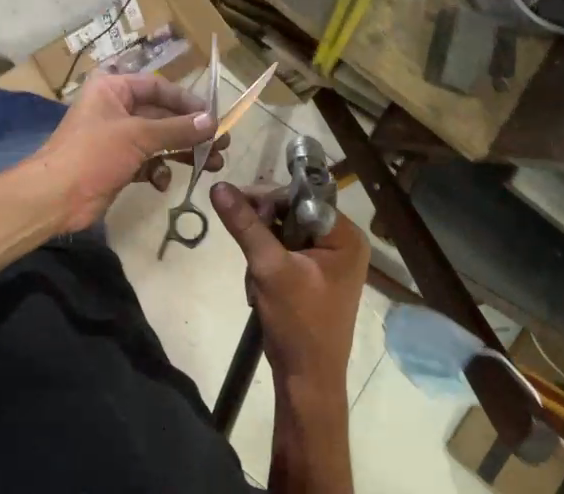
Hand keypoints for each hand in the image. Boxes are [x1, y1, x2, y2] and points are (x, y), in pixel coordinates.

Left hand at [28, 73, 219, 232]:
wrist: (56, 196)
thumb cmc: (93, 153)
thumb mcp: (138, 136)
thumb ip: (177, 129)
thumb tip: (212, 121)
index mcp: (112, 89)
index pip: (156, 87)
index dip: (185, 101)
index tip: (213, 116)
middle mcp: (114, 108)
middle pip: (161, 115)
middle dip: (190, 131)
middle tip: (222, 145)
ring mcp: (116, 138)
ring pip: (158, 140)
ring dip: (183, 152)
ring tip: (212, 165)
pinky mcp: (117, 164)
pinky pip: (148, 162)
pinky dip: (159, 171)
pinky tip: (163, 182)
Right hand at [211, 182, 368, 386]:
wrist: (307, 377)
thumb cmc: (298, 322)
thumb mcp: (269, 268)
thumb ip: (245, 224)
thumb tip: (218, 186)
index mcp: (345, 236)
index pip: (300, 196)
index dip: (268, 199)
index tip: (238, 210)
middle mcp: (342, 241)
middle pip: (290, 210)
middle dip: (263, 226)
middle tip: (246, 247)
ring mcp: (328, 258)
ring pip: (282, 228)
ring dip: (261, 244)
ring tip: (255, 272)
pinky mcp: (313, 272)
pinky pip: (283, 247)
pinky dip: (265, 258)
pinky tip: (259, 280)